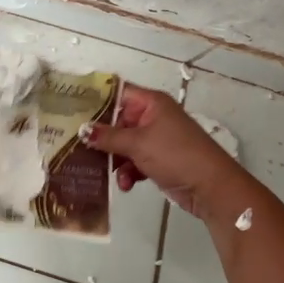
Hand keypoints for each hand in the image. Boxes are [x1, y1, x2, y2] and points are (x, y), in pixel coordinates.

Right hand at [82, 83, 249, 219]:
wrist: (212, 188)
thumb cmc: (176, 155)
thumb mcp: (138, 144)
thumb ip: (108, 137)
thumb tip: (82, 130)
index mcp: (151, 103)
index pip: (116, 93)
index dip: (95, 100)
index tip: (71, 109)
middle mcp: (153, 117)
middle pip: (117, 121)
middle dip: (101, 137)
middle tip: (78, 146)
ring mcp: (156, 139)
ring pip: (124, 144)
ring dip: (115, 159)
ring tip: (107, 173)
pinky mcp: (159, 160)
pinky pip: (134, 160)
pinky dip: (128, 171)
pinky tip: (126, 184)